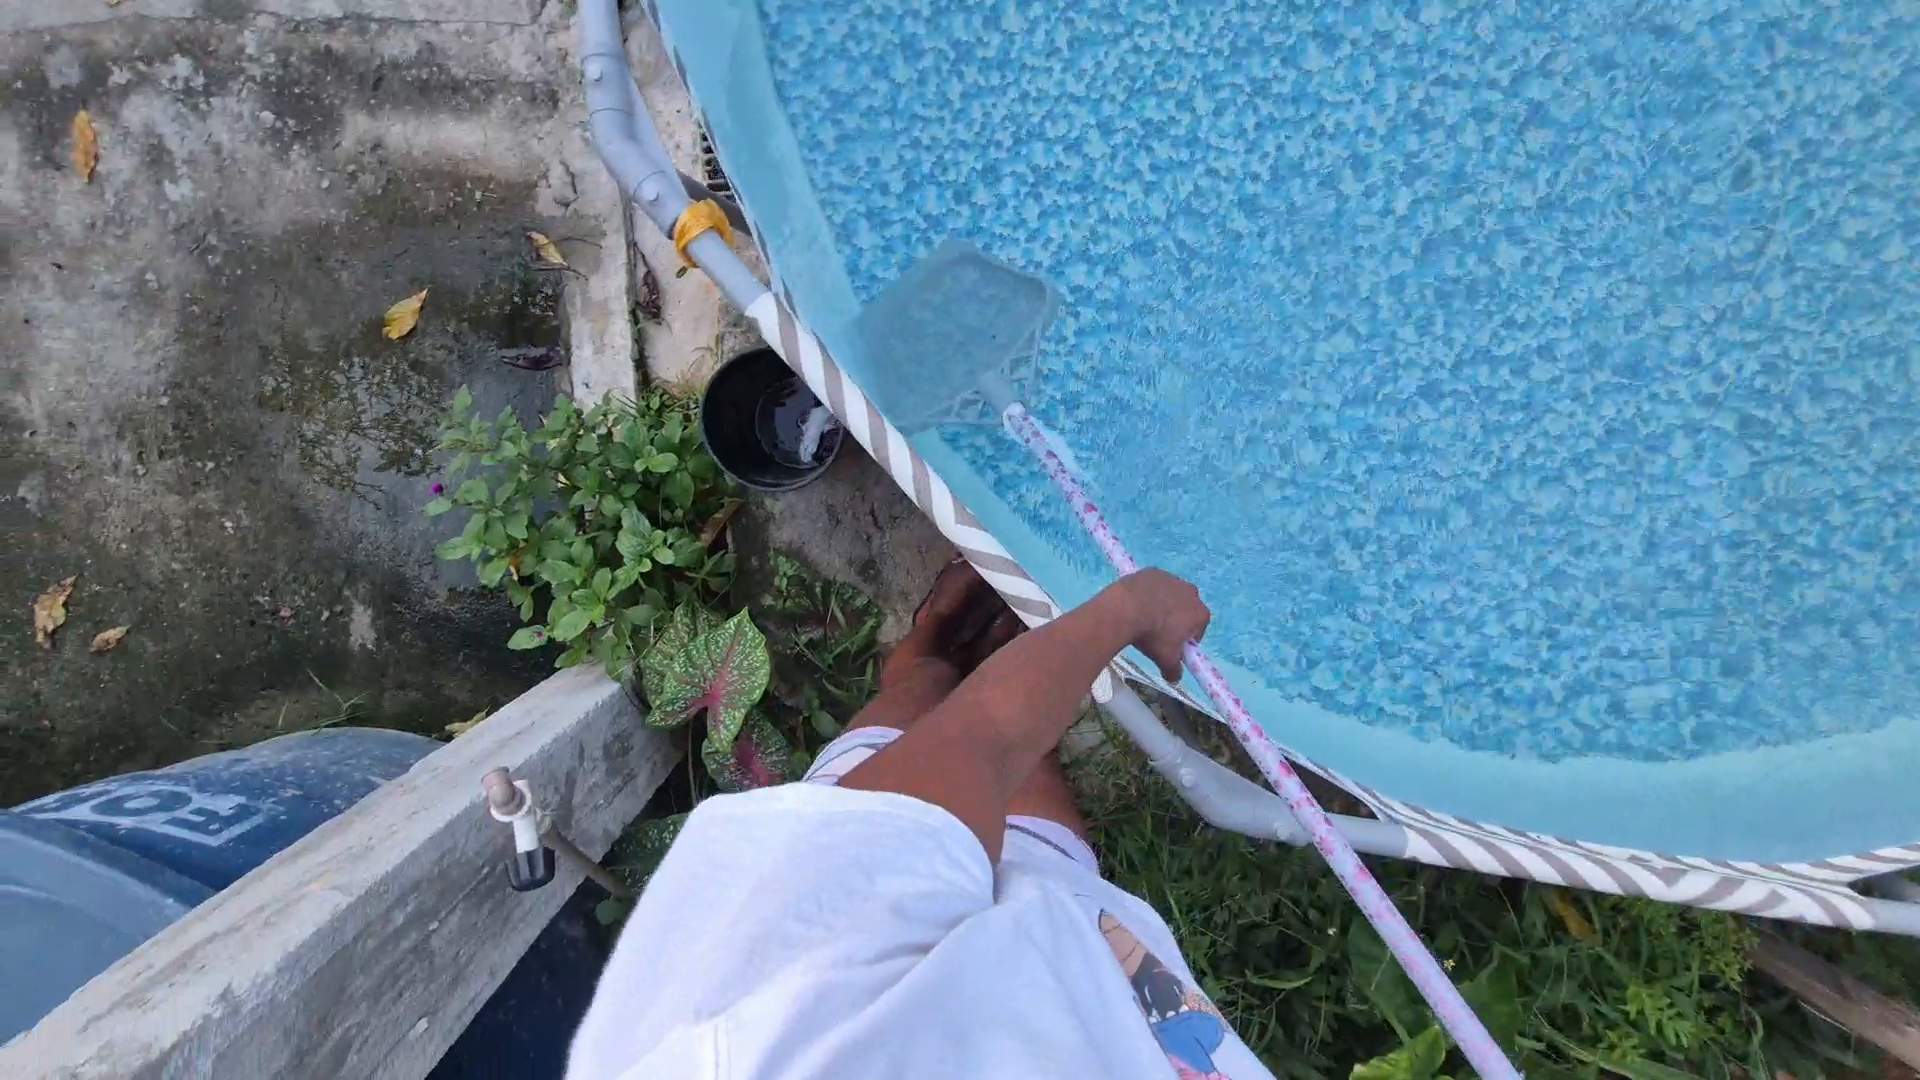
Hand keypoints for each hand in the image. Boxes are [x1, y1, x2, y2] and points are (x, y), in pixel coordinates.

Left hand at [1111, 568, 1209, 681]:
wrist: (1126, 609)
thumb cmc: (1152, 635)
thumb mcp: (1165, 658)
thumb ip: (1174, 670)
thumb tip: (1175, 679)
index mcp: (1200, 613)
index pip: (1198, 630)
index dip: (1186, 639)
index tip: (1172, 646)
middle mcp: (1191, 593)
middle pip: (1185, 610)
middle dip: (1175, 620)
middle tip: (1157, 632)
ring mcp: (1171, 578)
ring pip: (1169, 595)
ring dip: (1161, 604)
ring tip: (1143, 617)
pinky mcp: (1152, 571)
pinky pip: (1152, 585)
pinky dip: (1146, 592)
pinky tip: (1135, 603)